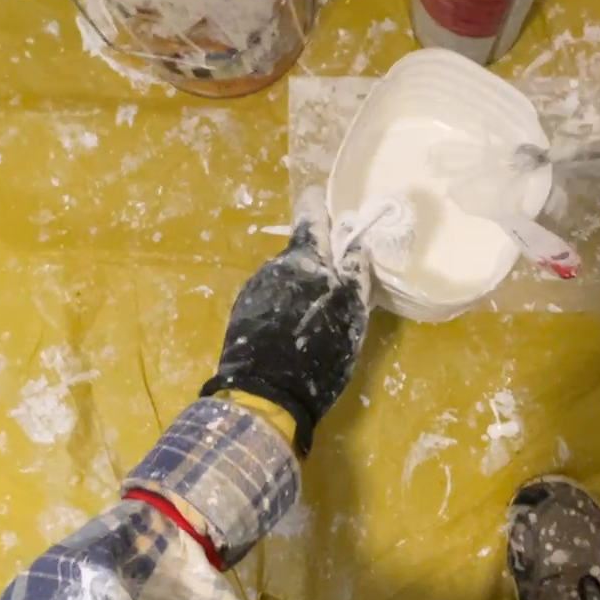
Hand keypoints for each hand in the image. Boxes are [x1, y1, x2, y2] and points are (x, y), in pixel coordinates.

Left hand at [201, 189, 370, 454]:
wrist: (264, 395)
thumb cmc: (317, 351)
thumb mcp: (350, 315)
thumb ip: (354, 275)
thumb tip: (357, 244)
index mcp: (302, 259)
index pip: (312, 216)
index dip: (322, 207)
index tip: (331, 204)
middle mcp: (273, 266)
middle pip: (302, 253)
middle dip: (320, 262)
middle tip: (339, 285)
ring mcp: (254, 290)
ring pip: (287, 279)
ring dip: (302, 289)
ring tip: (316, 318)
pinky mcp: (242, 315)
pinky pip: (271, 300)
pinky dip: (286, 308)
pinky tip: (293, 333)